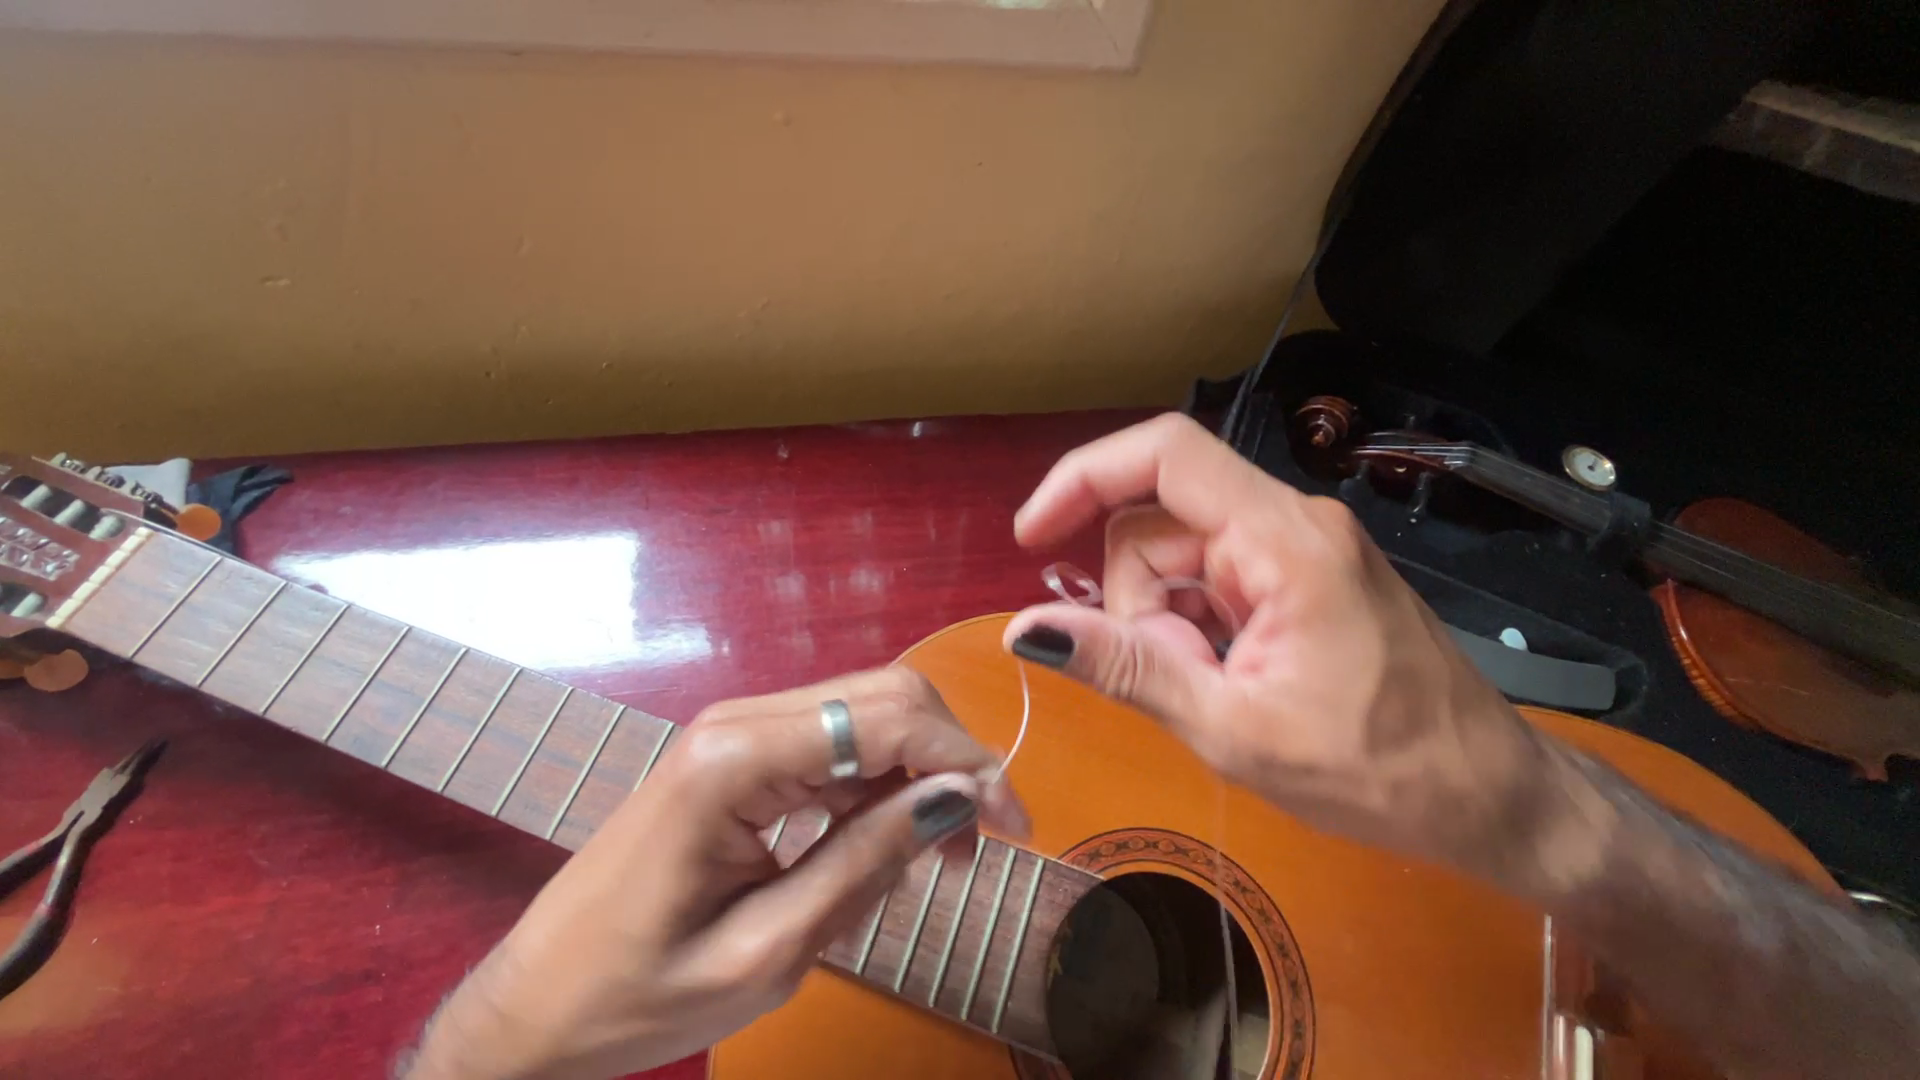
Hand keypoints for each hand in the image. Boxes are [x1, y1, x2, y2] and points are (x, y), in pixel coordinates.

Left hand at [406, 668, 1029, 1079]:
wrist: (533, 1006)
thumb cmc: (633, 996)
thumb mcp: (767, 952)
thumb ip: (867, 864)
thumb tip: (956, 799)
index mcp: (737, 760)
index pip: (888, 716)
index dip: (965, 760)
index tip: (1013, 825)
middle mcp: (741, 721)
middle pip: (885, 697)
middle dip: (949, 759)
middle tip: (981, 842)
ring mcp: (738, 732)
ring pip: (868, 715)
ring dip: (920, 772)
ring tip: (943, 855)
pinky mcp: (740, 755)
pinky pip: (836, 746)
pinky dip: (882, 784)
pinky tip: (890, 840)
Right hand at [1003, 413, 1560, 889]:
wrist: (1488, 797)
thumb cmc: (1376, 770)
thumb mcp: (1232, 728)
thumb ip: (1126, 668)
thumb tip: (1027, 632)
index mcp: (1283, 541)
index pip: (1165, 454)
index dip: (1082, 478)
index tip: (1030, 537)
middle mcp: (1290, 522)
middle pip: (1158, 522)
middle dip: (1137, 599)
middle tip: (1174, 676)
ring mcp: (1297, 547)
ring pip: (1177, 554)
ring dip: (1165, 620)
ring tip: (1211, 688)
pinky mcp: (1299, 575)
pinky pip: (1211, 577)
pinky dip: (1193, 624)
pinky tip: (1225, 676)